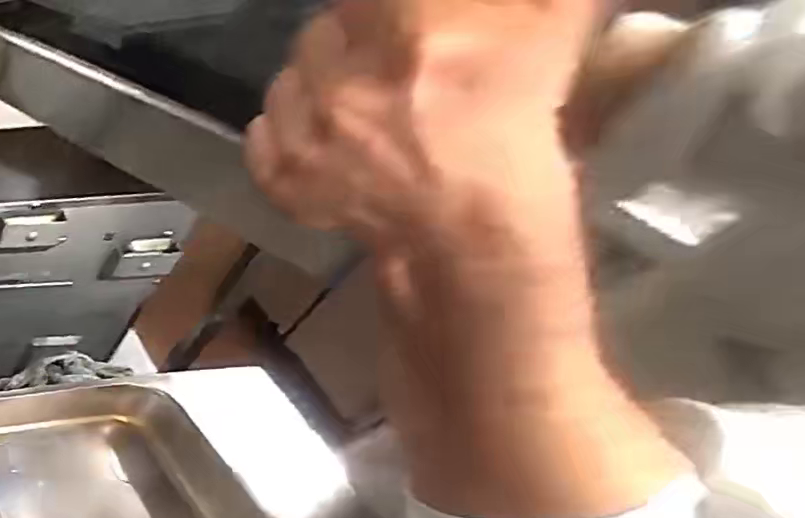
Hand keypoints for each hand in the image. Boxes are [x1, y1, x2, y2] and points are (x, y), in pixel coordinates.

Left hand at [244, 0, 599, 249]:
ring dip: (302, 81)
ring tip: (325, 88)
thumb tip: (470, 7)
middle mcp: (341, 83)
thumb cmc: (511, 114)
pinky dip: (269, 129)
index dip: (367, 7)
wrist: (463, 211)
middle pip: (314, 35)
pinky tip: (289, 124)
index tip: (380, 16)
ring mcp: (306, 137)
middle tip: (357, 51)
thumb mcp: (547, 19)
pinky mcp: (286, 180)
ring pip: (281, 85)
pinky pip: (257, 142)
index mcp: (406, 33)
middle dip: (337, 38)